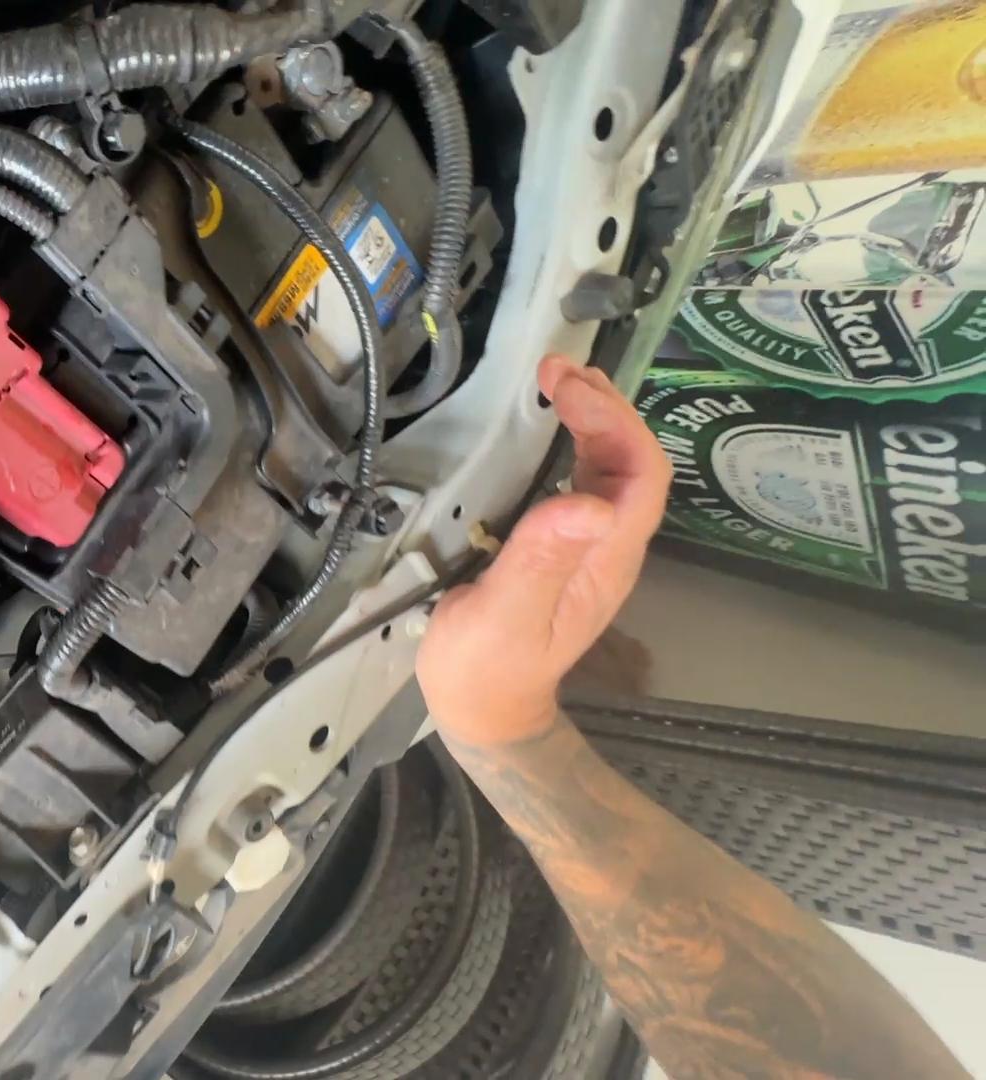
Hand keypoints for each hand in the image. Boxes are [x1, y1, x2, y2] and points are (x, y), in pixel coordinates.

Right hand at [417, 355, 669, 746]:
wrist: (482, 705)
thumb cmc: (484, 667)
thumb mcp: (502, 616)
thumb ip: (539, 562)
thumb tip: (586, 503)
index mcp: (601, 560)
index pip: (637, 476)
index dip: (613, 423)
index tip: (566, 388)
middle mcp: (604, 549)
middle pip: (630, 465)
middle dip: (604, 409)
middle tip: (557, 371)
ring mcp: (583, 551)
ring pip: (609, 473)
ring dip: (591, 423)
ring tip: (555, 386)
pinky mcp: (556, 553)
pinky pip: (579, 488)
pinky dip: (567, 450)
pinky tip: (542, 436)